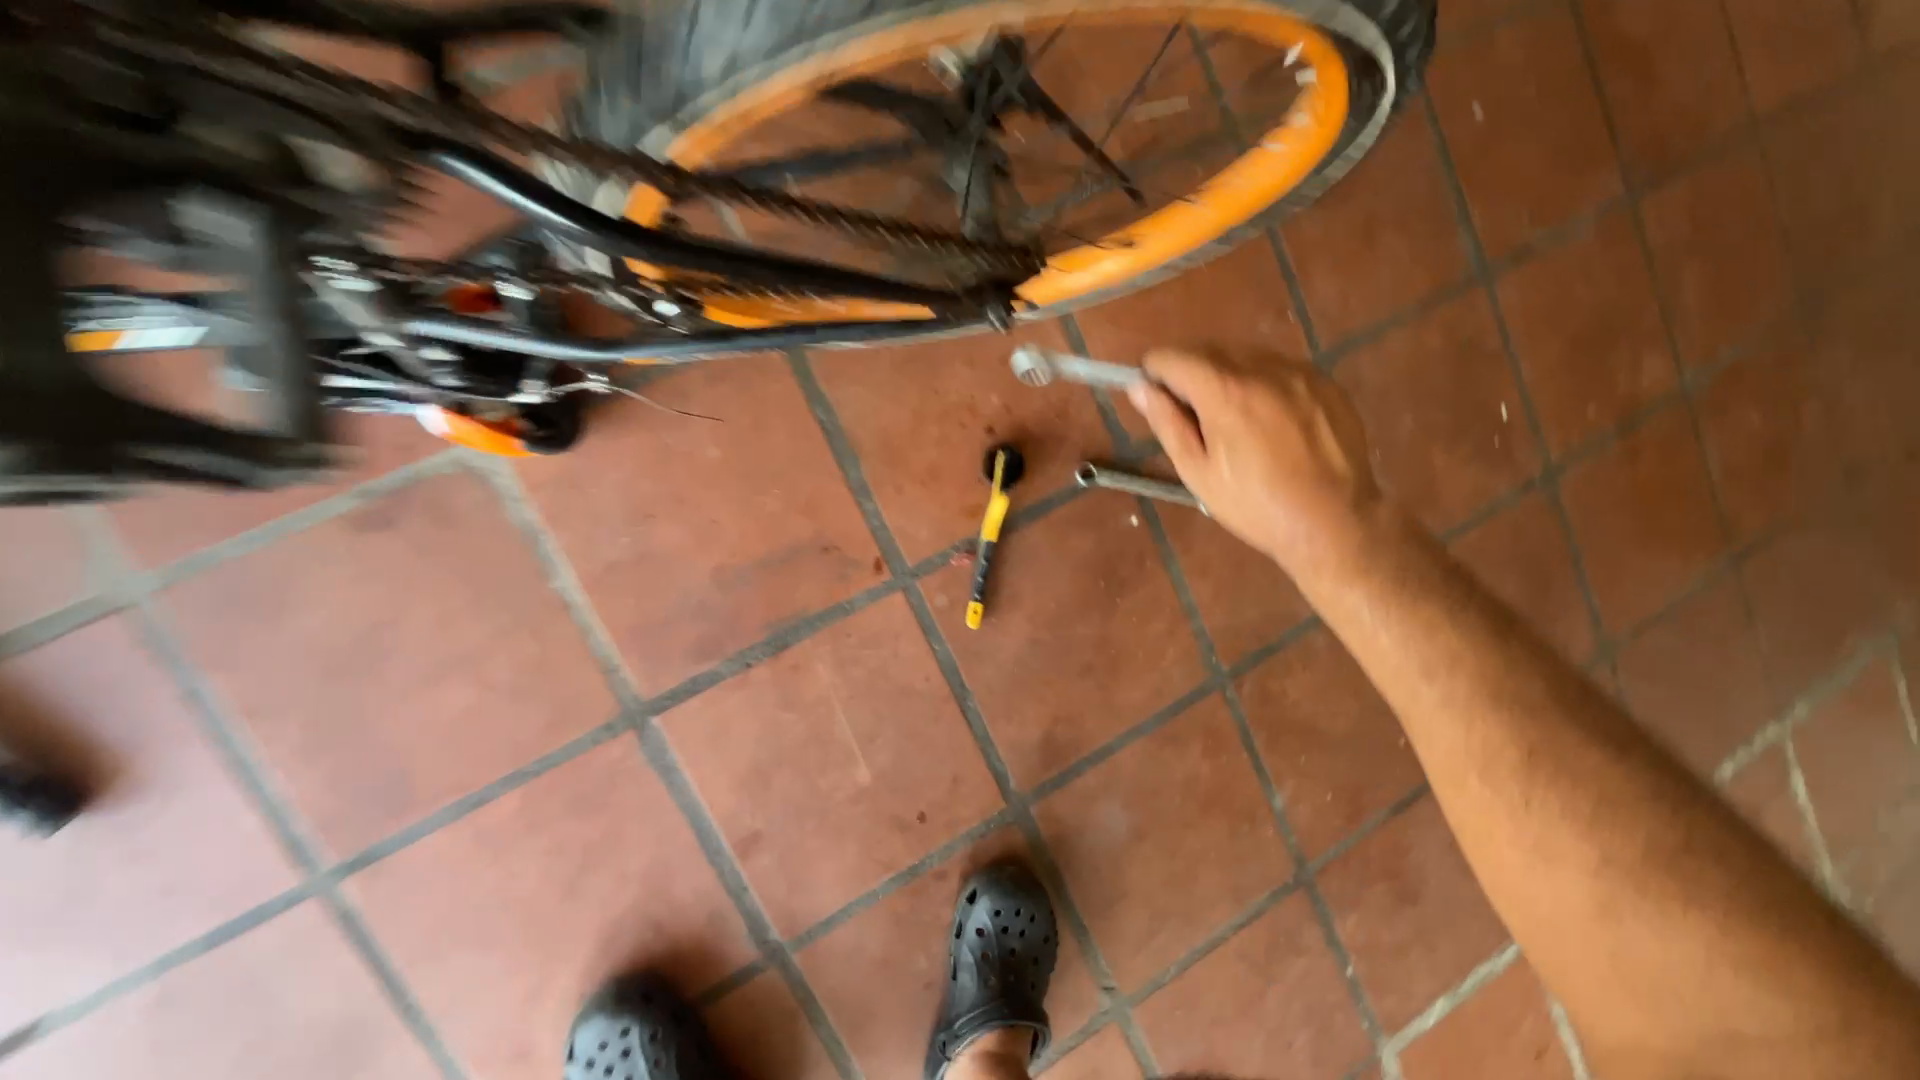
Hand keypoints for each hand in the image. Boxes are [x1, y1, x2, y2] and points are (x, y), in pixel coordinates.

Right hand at [1126, 350, 1382, 574]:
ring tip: (1238, 421)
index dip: (1155, 373)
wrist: (1333, 523)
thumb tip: (1139, 388)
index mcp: (1225, 393)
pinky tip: (1274, 423)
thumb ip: (1167, 424)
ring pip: (1248, 357)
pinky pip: (1282, 370)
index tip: (1155, 394)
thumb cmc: (1255, 507)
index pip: (1173, 357)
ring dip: (1230, 376)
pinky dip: (1266, 385)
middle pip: (1210, 351)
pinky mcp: (1327, 383)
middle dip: (1192, 374)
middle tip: (1195, 416)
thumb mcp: (1199, 474)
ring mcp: (1300, 373)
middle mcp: (1263, 369)